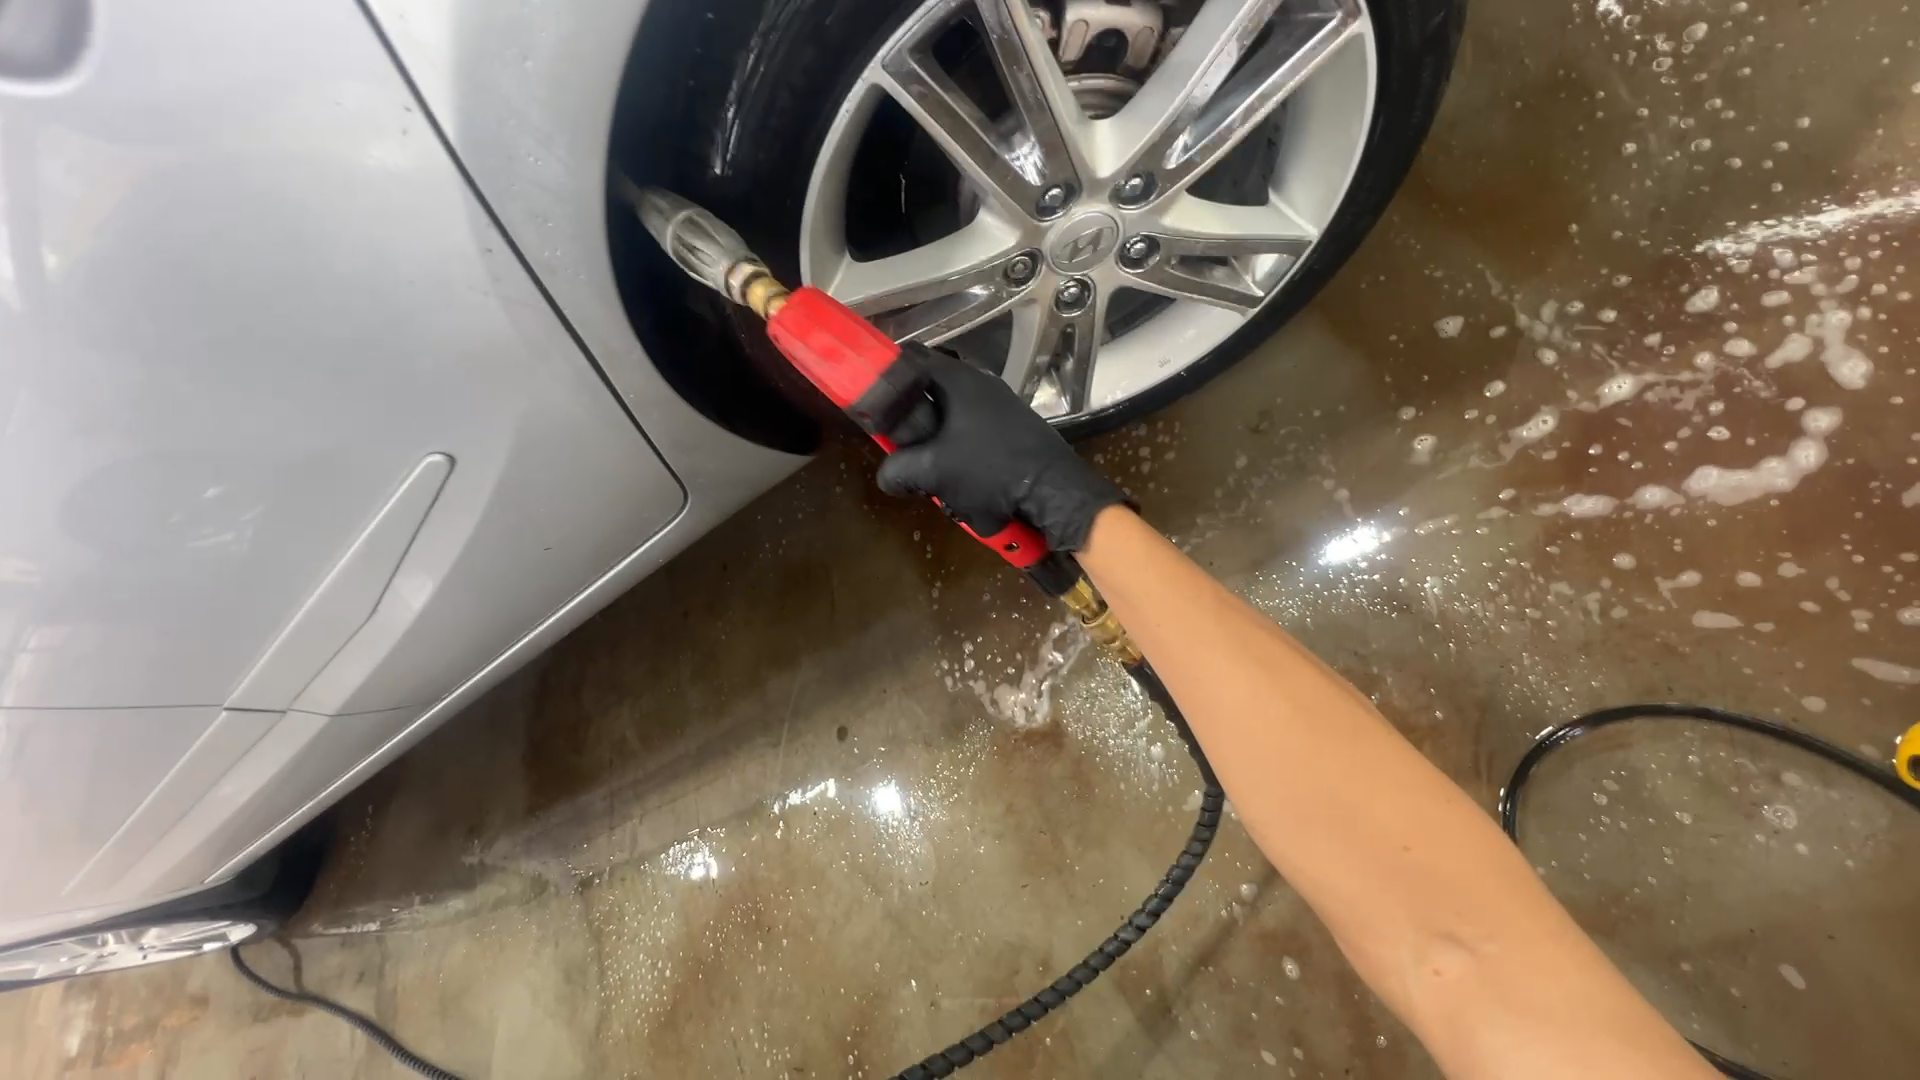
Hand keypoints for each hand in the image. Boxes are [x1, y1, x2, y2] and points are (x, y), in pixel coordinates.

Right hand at [876, 347, 1126, 552]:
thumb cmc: (991, 470)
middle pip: (931, 395)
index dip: (886, 376)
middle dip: (914, 427)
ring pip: (954, 422)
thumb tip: (887, 475)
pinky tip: (966, 491)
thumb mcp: (933, 472)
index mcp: (959, 381)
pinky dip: (964, 462)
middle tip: (905, 451)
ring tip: (938, 480)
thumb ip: (899, 469)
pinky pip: (976, 440)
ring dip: (940, 451)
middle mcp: (982, 386)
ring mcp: (1002, 409)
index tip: (873, 403)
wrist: (1054, 492)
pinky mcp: (1015, 433)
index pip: (911, 358)